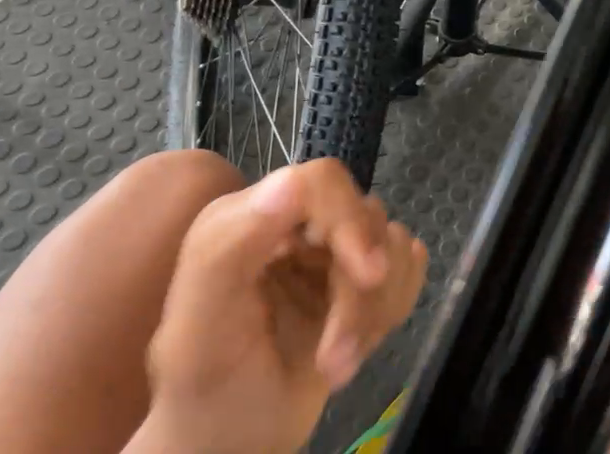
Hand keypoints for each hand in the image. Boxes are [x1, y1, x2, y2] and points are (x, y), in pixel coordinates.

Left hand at [128, 159, 427, 453]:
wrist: (235, 444)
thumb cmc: (207, 393)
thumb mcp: (198, 333)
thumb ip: (227, 251)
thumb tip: (289, 183)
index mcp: (247, 219)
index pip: (321, 182)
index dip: (351, 220)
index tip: (368, 275)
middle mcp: (296, 222)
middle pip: (366, 217)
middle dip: (359, 294)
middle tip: (339, 358)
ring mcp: (334, 246)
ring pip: (394, 244)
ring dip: (374, 312)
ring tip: (337, 364)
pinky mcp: (366, 271)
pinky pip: (410, 265)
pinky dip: (392, 309)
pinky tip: (357, 344)